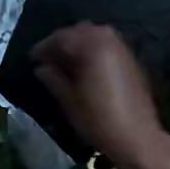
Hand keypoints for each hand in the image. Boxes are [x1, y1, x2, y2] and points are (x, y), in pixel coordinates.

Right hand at [31, 23, 169, 168]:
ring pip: (96, 36)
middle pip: (80, 31)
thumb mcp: (69, 101)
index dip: (44, 47)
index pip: (62, 37)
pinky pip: (108, 45)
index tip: (32, 59)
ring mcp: (123, 49)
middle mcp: (109, 41)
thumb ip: (53, 79)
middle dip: (62, 42)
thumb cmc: (98, 120)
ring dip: (79, 44)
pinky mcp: (131, 60)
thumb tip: (41, 67)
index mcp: (91, 47)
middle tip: (48, 59)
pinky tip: (85, 68)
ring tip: (65, 63)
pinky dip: (94, 50)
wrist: (137, 137)